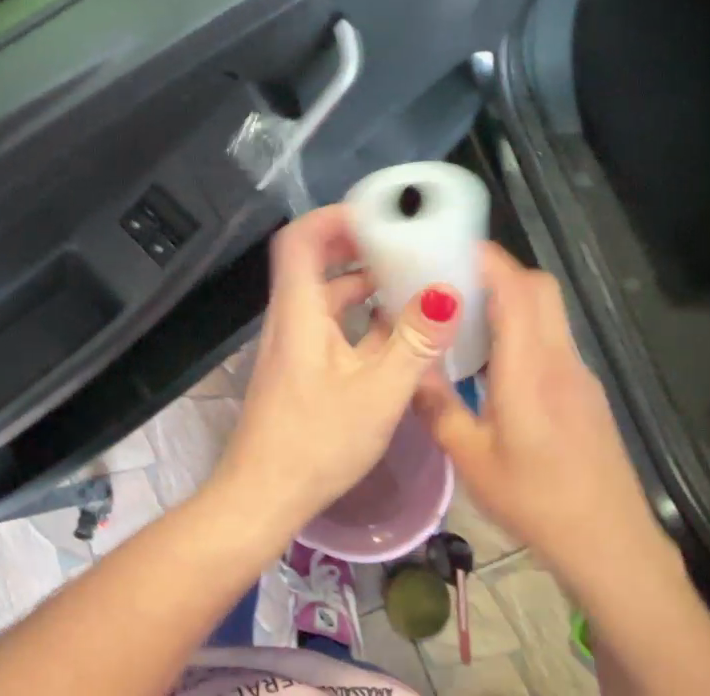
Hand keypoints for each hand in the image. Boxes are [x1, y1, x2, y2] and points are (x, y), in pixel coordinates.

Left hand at [208, 205, 461, 538]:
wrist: (263, 494)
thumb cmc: (317, 442)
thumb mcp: (378, 393)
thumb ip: (414, 342)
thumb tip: (446, 292)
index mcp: (300, 310)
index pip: (301, 238)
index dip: (334, 216)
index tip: (379, 215)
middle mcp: (290, 317)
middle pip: (314, 260)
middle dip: (356, 245)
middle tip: (403, 243)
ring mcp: (291, 343)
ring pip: (324, 294)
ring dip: (361, 282)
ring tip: (409, 282)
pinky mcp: (298, 367)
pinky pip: (328, 323)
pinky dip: (358, 316)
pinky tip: (394, 333)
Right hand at [415, 243, 677, 598]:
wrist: (612, 545)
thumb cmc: (538, 502)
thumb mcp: (472, 460)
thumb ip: (437, 408)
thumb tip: (408, 369)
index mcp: (530, 370)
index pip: (517, 290)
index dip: (486, 260)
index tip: (447, 249)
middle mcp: (560, 360)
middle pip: (539, 288)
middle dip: (498, 271)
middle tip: (452, 281)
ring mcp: (578, 374)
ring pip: (548, 311)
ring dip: (511, 299)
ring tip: (464, 317)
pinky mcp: (585, 392)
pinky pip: (552, 339)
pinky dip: (523, 329)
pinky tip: (493, 364)